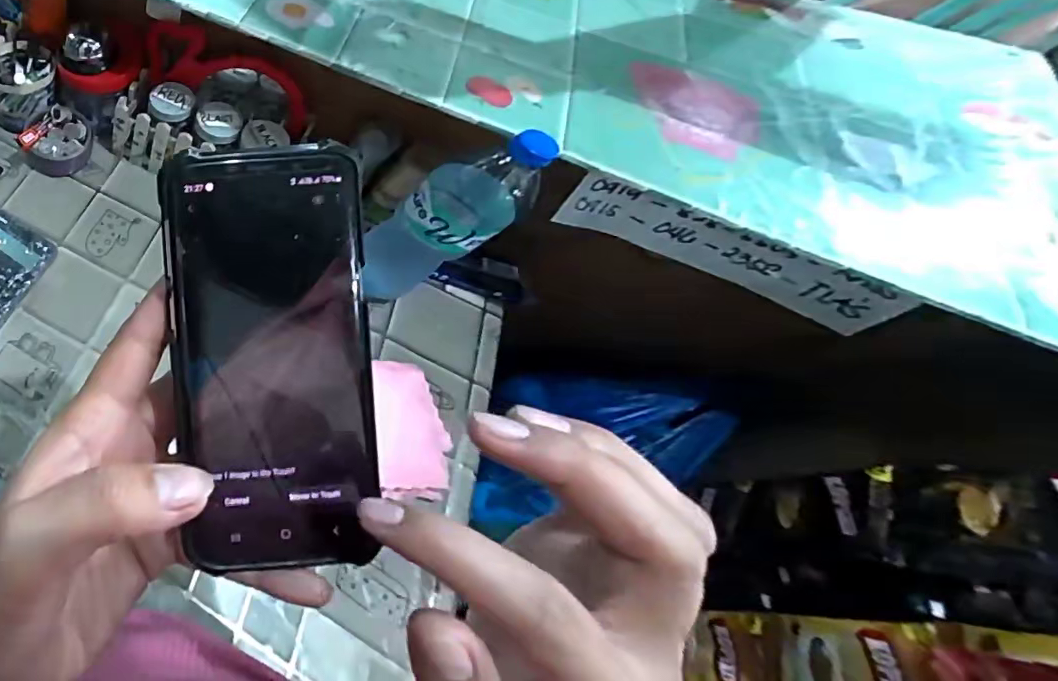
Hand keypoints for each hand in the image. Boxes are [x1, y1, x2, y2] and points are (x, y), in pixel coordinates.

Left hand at [0, 286, 329, 680]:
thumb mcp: (38, 537)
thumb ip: (108, 502)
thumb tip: (202, 482)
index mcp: (93, 426)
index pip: (133, 350)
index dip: (166, 309)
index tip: (211, 275)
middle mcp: (126, 450)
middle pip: (189, 400)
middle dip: (238, 384)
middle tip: (305, 372)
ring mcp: (147, 498)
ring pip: (214, 465)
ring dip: (260, 469)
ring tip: (321, 469)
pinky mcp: (161, 546)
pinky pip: (220, 537)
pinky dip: (258, 554)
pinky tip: (305, 573)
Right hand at [357, 407, 714, 680]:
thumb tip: (434, 623)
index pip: (545, 613)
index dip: (457, 556)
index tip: (380, 514)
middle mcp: (655, 642)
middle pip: (667, 551)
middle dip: (574, 471)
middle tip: (481, 429)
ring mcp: (660, 596)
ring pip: (676, 516)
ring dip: (592, 450)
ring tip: (512, 417)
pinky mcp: (638, 554)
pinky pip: (652, 497)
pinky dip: (595, 446)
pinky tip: (535, 424)